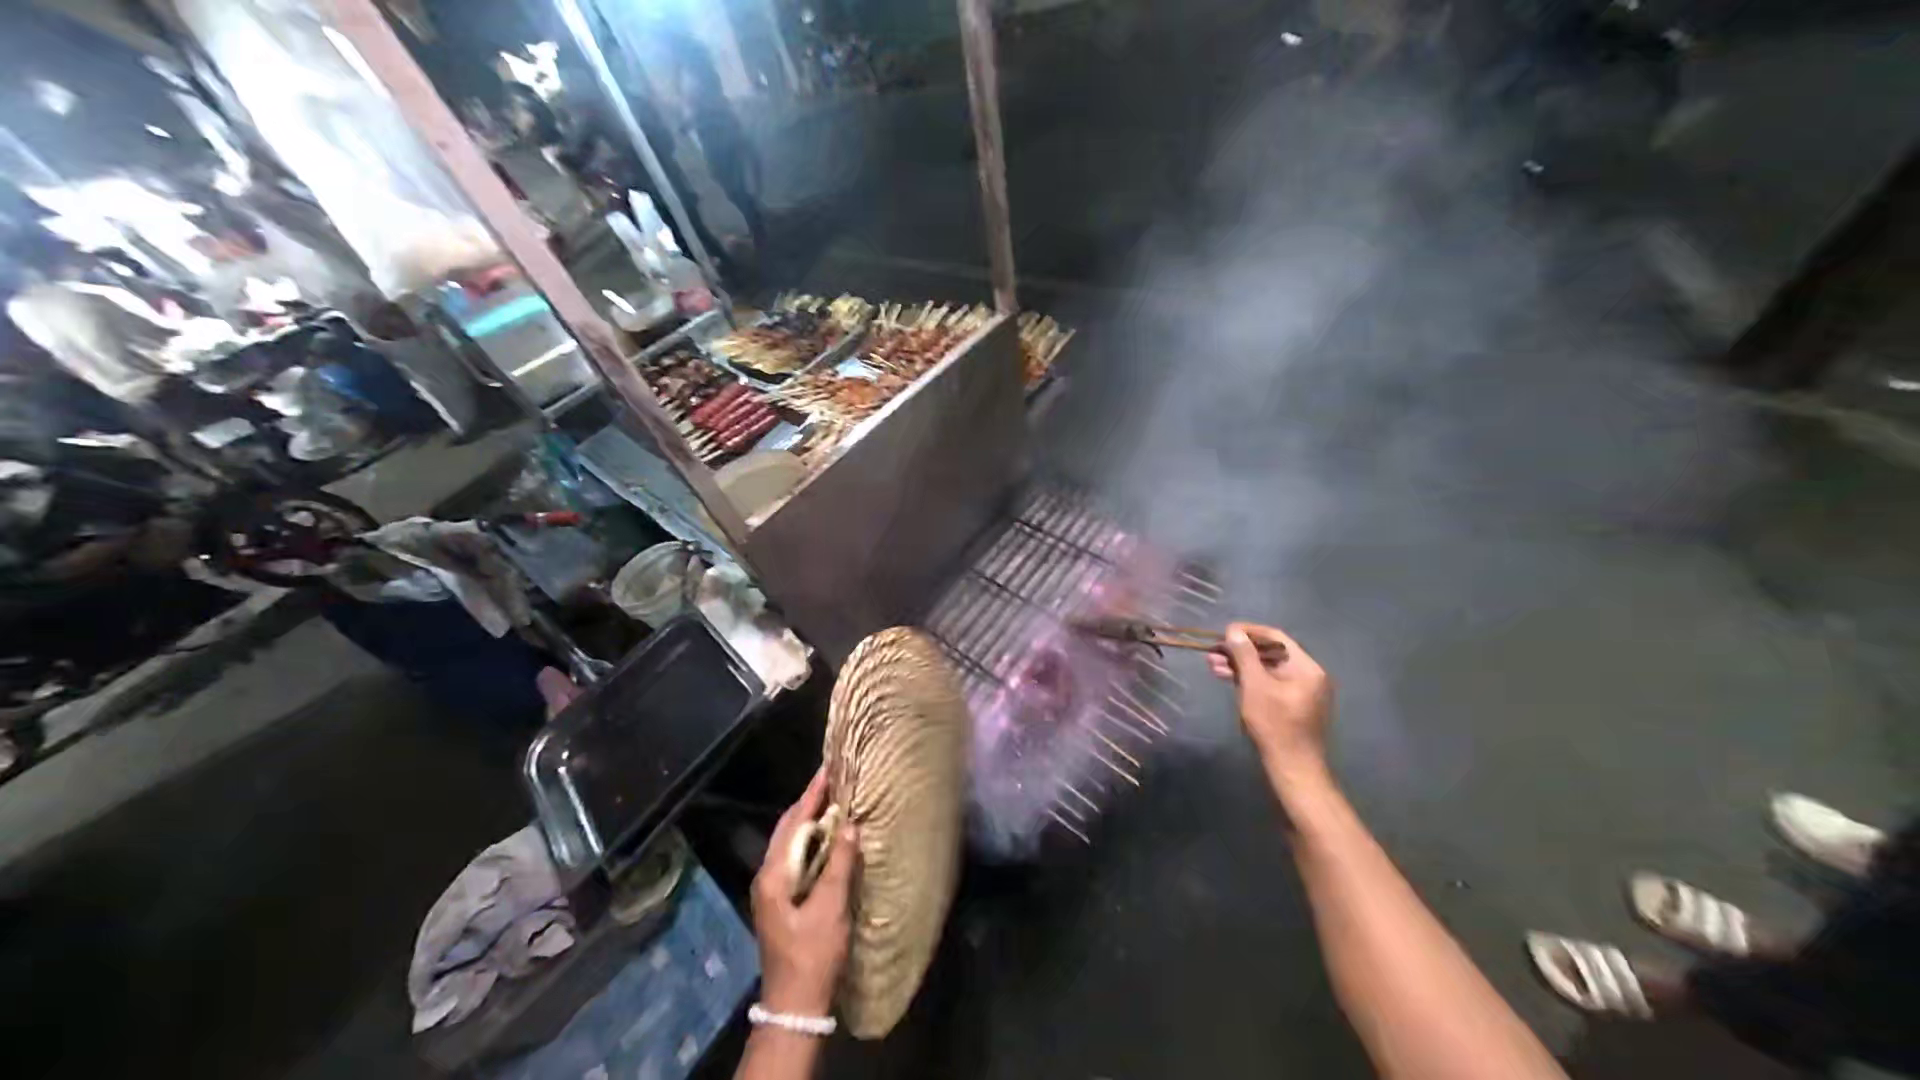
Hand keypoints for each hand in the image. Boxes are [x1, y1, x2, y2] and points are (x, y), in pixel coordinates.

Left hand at [752, 768, 857, 1016]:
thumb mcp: (831, 908)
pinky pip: (796, 858)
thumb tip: (850, 825)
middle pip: (787, 829)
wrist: (795, 1004)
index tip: (827, 769)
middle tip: (832, 780)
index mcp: (774, 874)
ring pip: (791, 843)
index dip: (811, 795)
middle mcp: (767, 876)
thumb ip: (840, 864)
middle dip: (809, 804)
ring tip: (833, 801)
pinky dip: (811, 841)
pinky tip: (828, 839)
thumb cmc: (813, 954)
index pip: (793, 822)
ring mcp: (772, 889)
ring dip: (810, 822)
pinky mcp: (782, 900)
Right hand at [1208, 622, 1332, 776]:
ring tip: (1213, 666)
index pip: (1275, 637)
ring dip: (1241, 666)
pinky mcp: (1292, 705)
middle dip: (1240, 651)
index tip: (1223, 632)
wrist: (1293, 768)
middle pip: (1270, 653)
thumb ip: (1244, 655)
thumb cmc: (1274, 725)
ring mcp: (1301, 691)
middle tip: (1212, 652)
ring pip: (1267, 669)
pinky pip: (1269, 684)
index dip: (1248, 632)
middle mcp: (1308, 675)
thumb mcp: (1255, 686)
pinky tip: (1229, 679)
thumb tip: (1234, 630)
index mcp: (1306, 667)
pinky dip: (1250, 680)